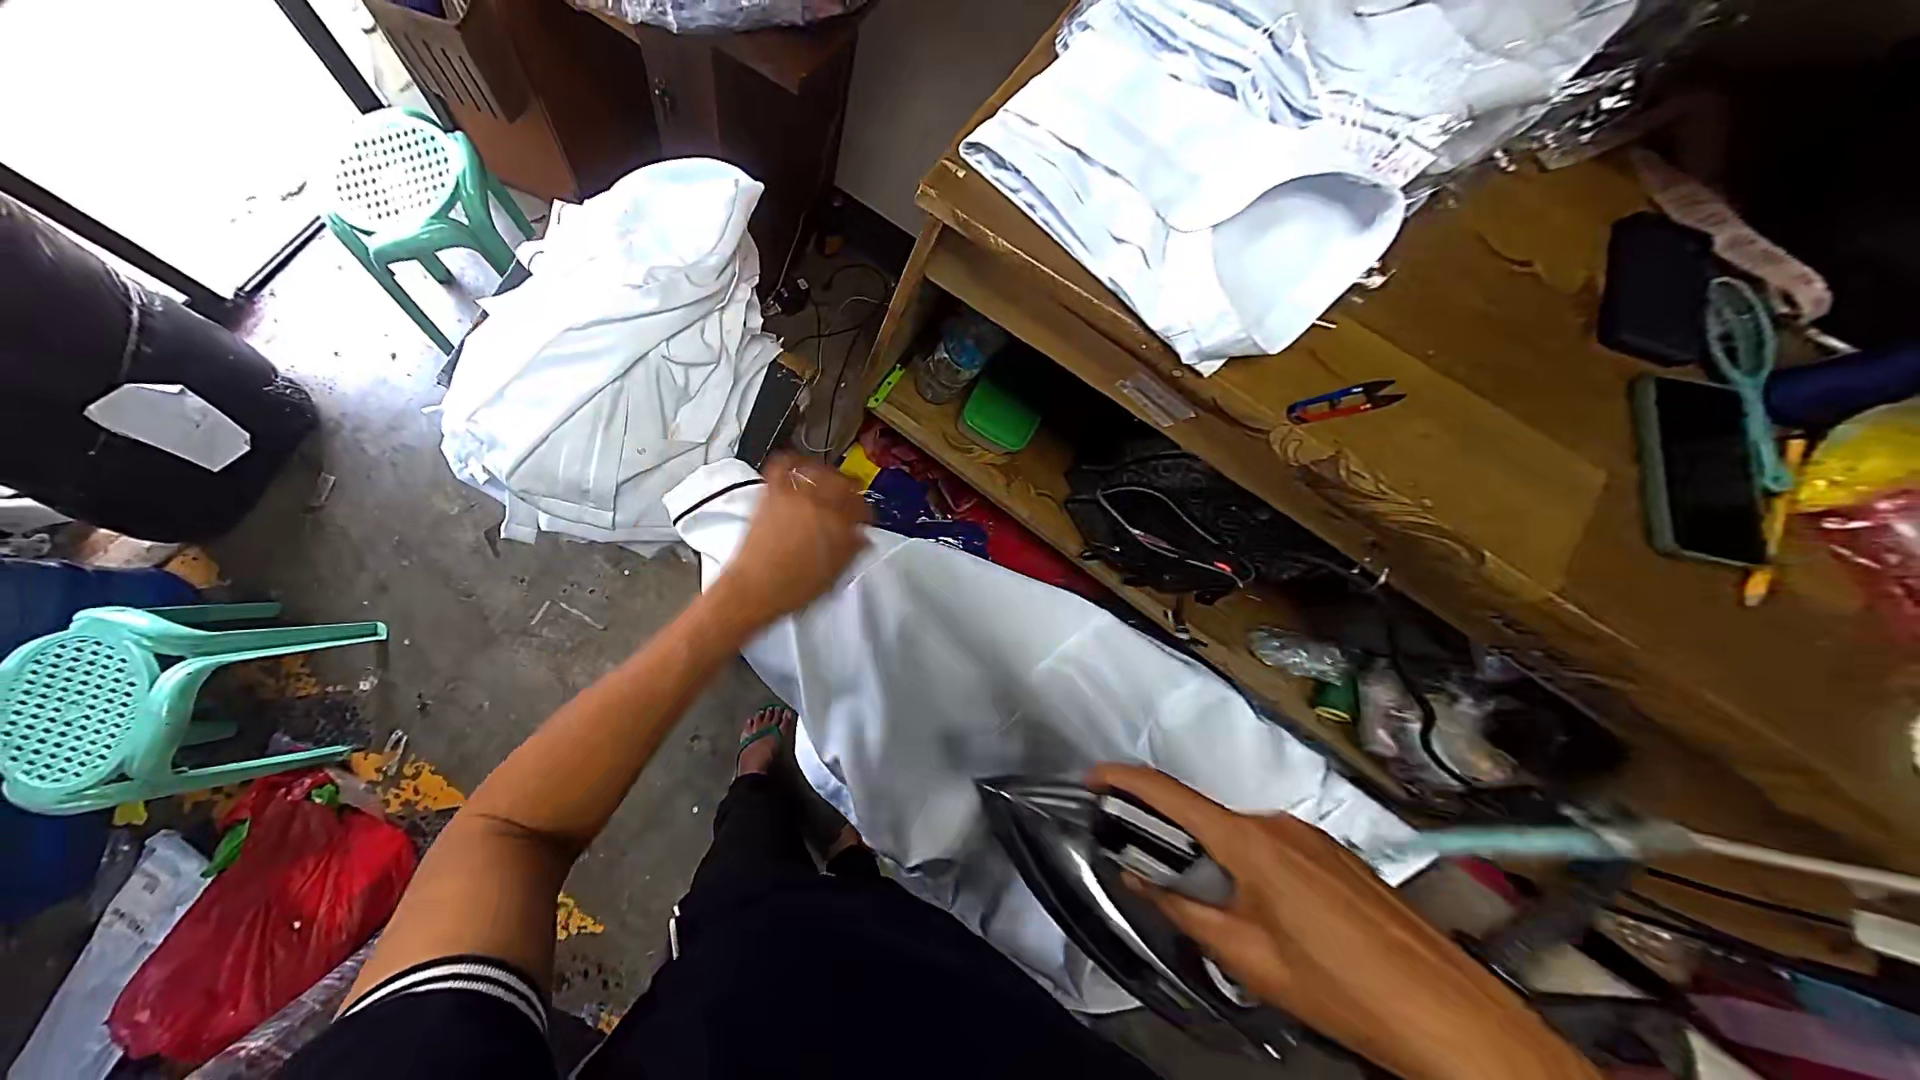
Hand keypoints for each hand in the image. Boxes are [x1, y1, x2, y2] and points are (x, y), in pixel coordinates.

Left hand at [709, 454, 868, 626]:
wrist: (755, 588)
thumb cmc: (790, 587)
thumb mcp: (834, 574)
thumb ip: (852, 550)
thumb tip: (862, 538)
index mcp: (841, 524)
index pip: (862, 507)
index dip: (866, 511)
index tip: (864, 515)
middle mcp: (820, 505)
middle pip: (843, 484)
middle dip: (851, 489)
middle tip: (851, 494)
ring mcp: (795, 496)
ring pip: (818, 471)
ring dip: (827, 473)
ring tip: (828, 477)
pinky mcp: (771, 494)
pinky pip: (782, 467)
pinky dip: (790, 461)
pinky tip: (795, 462)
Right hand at [1087, 764, 1599, 1079]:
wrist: (1450, 1017)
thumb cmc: (1340, 988)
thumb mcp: (1248, 958)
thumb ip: (1186, 911)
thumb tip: (1143, 879)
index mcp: (1251, 842)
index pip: (1172, 796)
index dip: (1126, 781)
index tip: (1095, 778)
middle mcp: (1279, 823)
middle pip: (1206, 819)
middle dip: (1174, 843)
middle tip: (1158, 880)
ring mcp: (1313, 836)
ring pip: (1241, 836)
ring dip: (1217, 862)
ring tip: (1225, 917)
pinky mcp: (1335, 854)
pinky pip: (1275, 847)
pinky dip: (1252, 868)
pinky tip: (1270, 918)